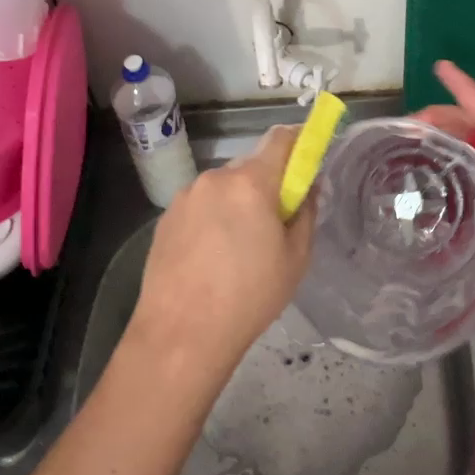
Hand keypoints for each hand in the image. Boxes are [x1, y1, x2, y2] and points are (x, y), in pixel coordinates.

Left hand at [129, 126, 315, 368]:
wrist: (180, 336)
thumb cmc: (249, 297)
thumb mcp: (296, 258)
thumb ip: (306, 212)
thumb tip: (308, 186)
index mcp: (251, 181)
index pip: (281, 139)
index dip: (299, 142)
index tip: (308, 159)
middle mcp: (215, 178)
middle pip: (251, 166)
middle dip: (267, 185)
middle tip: (275, 224)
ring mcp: (186, 196)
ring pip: (224, 188)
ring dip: (237, 204)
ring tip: (238, 250)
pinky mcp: (166, 217)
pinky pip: (200, 206)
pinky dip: (212, 220)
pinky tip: (211, 258)